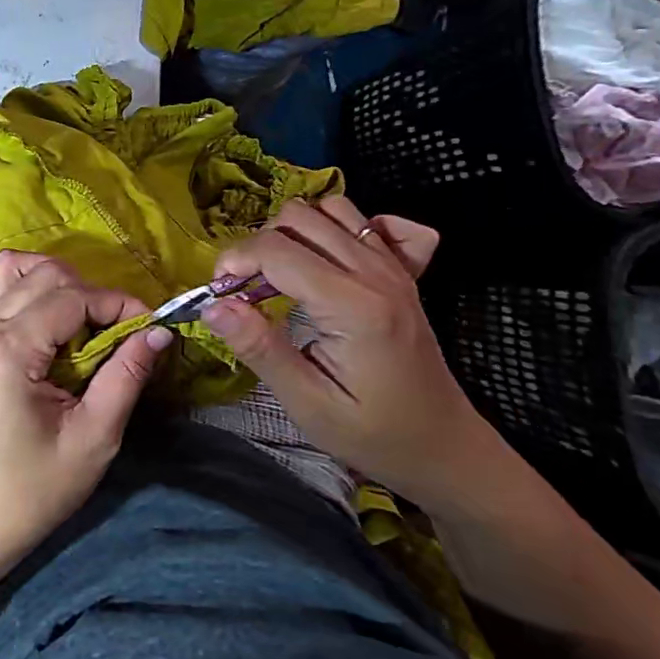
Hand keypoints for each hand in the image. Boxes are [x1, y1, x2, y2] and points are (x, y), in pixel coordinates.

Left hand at [0, 251, 171, 572]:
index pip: (72, 298)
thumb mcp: (94, 437)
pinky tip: (11, 297)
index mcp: (10, 350)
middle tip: (117, 330)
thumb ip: (125, 375)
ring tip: (77, 315)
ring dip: (47, 279)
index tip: (148, 324)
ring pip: (7, 269)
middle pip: (42, 276)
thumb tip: (157, 331)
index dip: (117, 304)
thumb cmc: (36, 487)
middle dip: (89, 292)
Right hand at [200, 197, 509, 514]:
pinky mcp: (403, 272)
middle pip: (297, 218)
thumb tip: (212, 305)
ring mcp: (394, 268)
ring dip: (293, 231)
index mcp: (353, 306)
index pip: (274, 249)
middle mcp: (376, 273)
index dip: (234, 262)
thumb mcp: (307, 404)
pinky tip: (329, 257)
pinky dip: (343, 226)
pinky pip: (372, 222)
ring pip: (330, 209)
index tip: (220, 294)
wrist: (447, 449)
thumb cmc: (374, 434)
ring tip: (280, 272)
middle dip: (257, 244)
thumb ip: (259, 347)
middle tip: (246, 287)